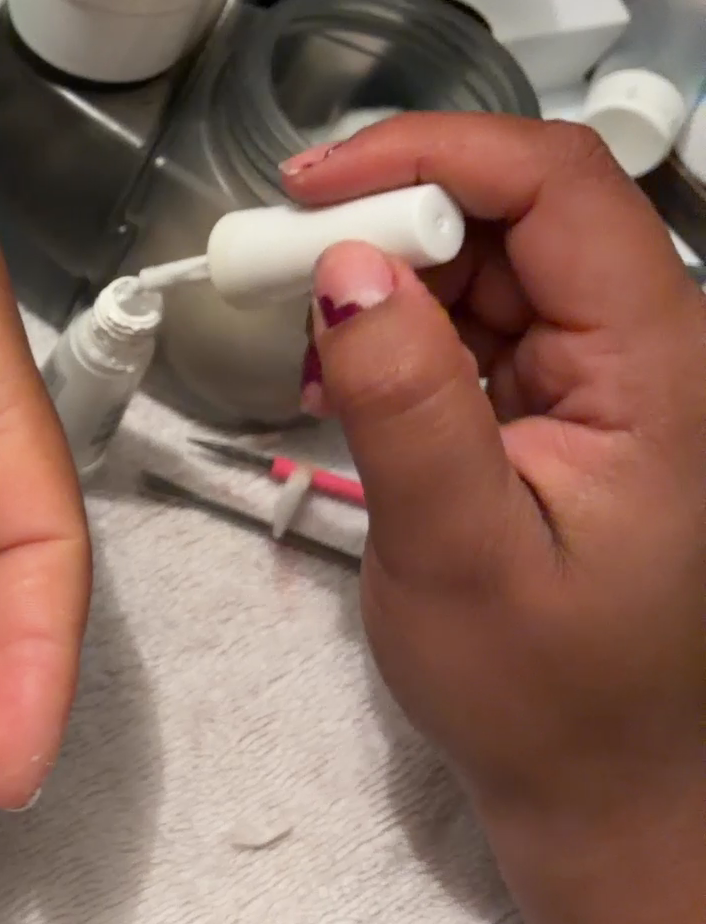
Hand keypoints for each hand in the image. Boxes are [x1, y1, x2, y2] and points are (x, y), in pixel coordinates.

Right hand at [284, 114, 705, 923]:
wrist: (591, 768)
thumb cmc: (536, 677)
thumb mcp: (457, 546)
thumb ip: (405, 405)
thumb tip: (342, 272)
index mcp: (655, 364)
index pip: (560, 191)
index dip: (432, 155)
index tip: (302, 187)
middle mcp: (634, 347)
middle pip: (512, 215)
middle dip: (382, 212)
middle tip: (268, 261)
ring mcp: (580, 375)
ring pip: (472, 266)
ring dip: (369, 271)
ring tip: (287, 317)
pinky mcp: (529, 405)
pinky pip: (450, 326)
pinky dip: (375, 325)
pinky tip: (329, 366)